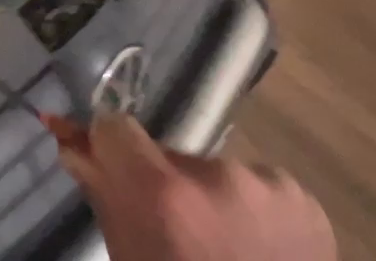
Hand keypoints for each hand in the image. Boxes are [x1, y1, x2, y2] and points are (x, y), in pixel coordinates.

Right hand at [44, 112, 335, 260]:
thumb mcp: (129, 256)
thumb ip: (103, 194)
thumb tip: (70, 140)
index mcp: (163, 195)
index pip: (115, 127)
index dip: (110, 148)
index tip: (110, 165)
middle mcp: (216, 176)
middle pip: (169, 157)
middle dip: (167, 187)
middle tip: (177, 235)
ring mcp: (267, 186)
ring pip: (216, 174)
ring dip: (213, 202)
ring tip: (225, 249)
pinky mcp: (304, 200)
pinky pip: (260, 189)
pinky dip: (254, 214)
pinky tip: (258, 250)